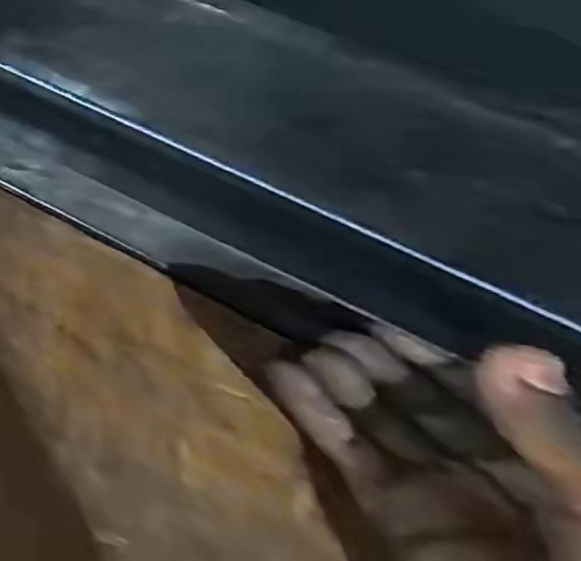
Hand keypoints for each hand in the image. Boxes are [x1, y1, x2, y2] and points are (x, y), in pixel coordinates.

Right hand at [268, 328, 580, 559]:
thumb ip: (552, 436)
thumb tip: (513, 349)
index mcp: (551, 468)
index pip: (483, 394)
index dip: (432, 355)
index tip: (384, 324)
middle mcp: (491, 473)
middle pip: (419, 402)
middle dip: (373, 366)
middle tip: (336, 340)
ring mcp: (435, 492)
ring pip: (375, 421)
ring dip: (336, 382)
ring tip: (309, 355)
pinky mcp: (387, 511)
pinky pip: (346, 455)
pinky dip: (311, 412)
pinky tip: (283, 375)